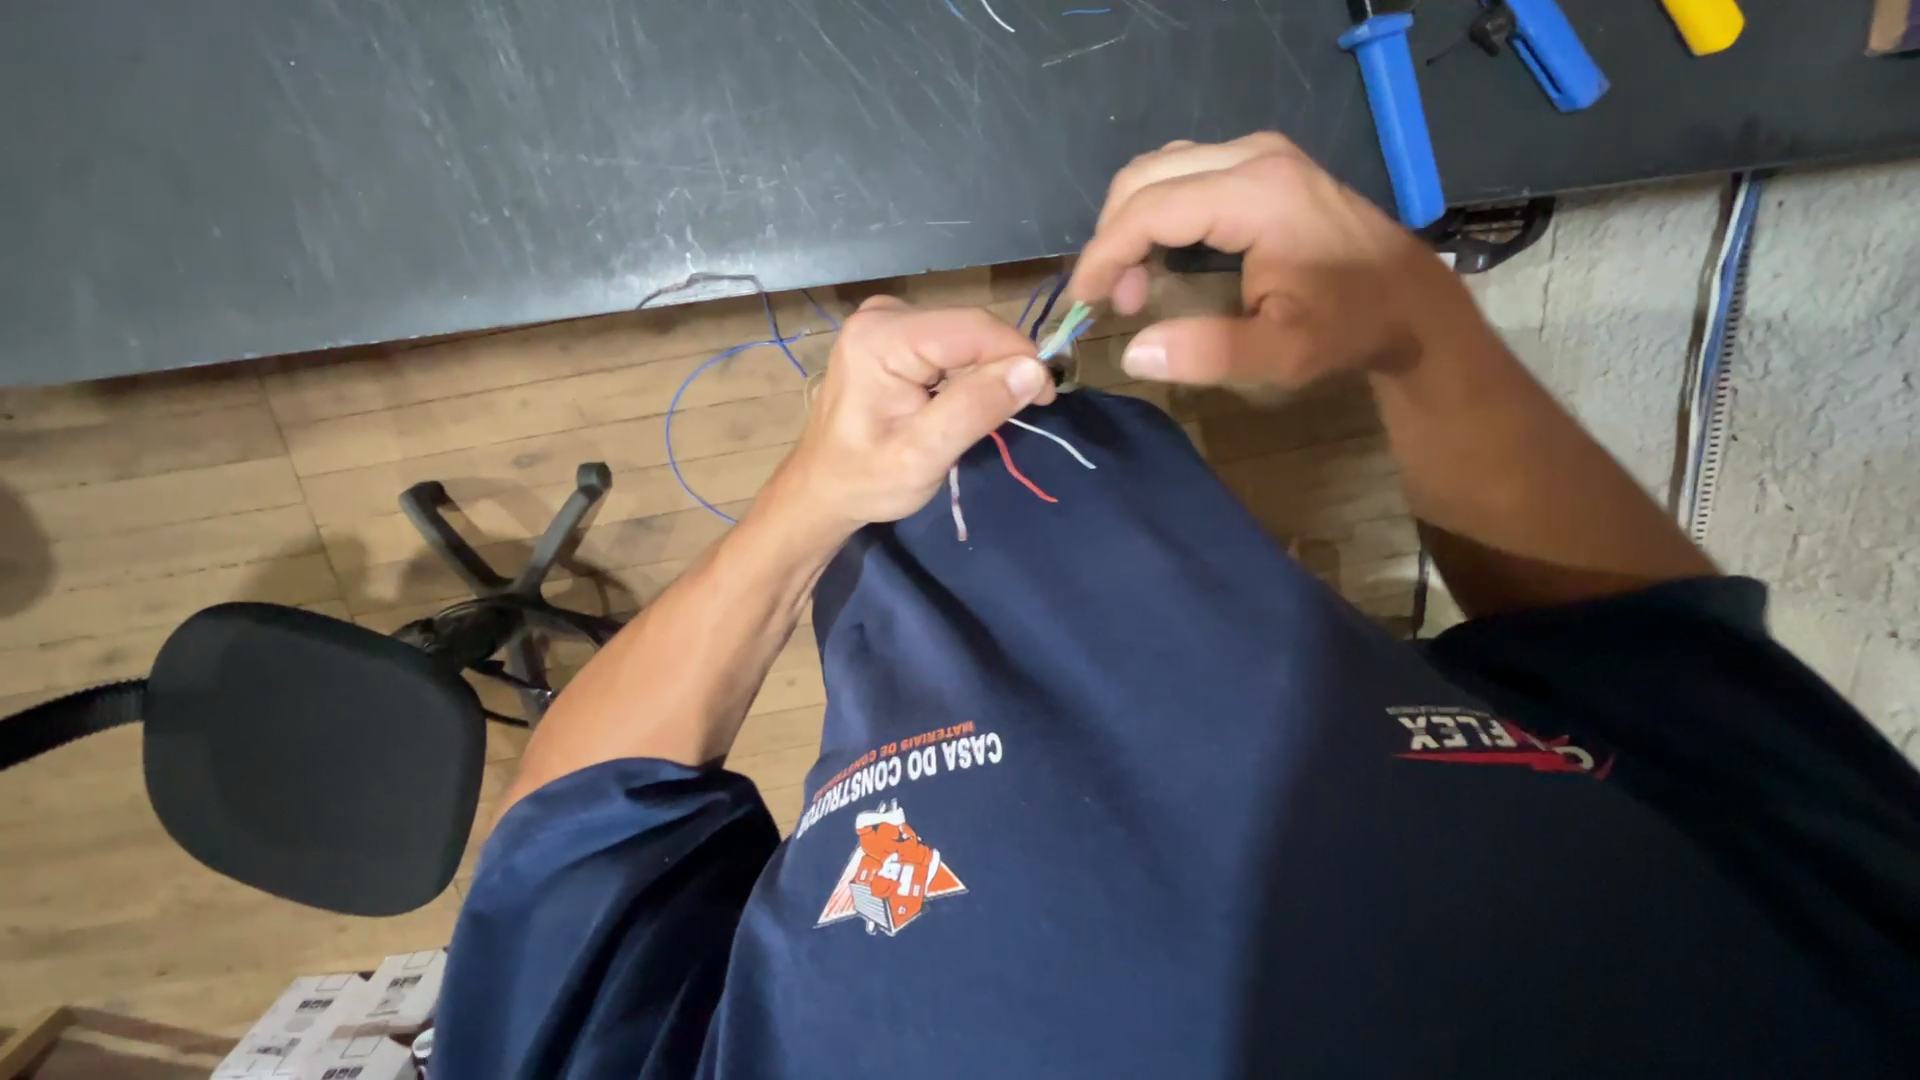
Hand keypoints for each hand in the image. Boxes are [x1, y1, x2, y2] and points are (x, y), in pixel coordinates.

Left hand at [757, 298, 1054, 540]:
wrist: (822, 488)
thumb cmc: (867, 480)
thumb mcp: (923, 455)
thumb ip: (976, 408)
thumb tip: (1033, 370)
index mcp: (883, 338)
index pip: (974, 328)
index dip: (1019, 356)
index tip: (1045, 397)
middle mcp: (882, 315)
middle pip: (970, 328)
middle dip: (1005, 365)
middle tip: (1023, 410)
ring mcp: (885, 321)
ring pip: (963, 336)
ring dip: (988, 370)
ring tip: (993, 412)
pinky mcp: (891, 334)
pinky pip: (948, 343)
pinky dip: (967, 371)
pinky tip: (963, 402)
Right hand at [1068, 133, 1483, 388]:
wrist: (1408, 300)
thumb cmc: (1348, 328)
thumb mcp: (1282, 354)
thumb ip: (1207, 353)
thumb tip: (1133, 352)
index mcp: (1257, 196)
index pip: (1150, 209)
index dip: (1105, 255)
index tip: (1083, 302)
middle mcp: (1253, 157)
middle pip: (1144, 177)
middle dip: (1112, 239)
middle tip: (1117, 301)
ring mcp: (1258, 154)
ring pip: (1159, 169)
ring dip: (1130, 224)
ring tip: (1136, 284)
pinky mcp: (1260, 165)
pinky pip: (1182, 173)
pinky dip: (1154, 212)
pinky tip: (1160, 257)